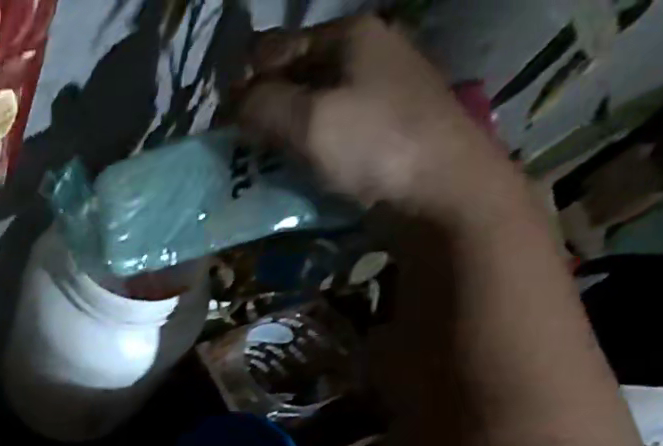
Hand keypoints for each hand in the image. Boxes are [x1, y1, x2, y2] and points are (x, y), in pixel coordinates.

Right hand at [238, 17, 516, 219]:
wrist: (440, 191)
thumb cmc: (374, 145)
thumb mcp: (307, 119)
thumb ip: (259, 105)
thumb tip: (233, 106)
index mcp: (349, 36)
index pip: (273, 48)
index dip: (243, 82)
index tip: (222, 124)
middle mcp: (361, 57)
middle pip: (289, 80)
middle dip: (259, 114)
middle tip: (237, 152)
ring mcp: (370, 96)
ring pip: (303, 113)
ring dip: (275, 141)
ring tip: (255, 171)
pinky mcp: (373, 134)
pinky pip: (321, 139)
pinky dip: (298, 157)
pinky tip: (285, 179)